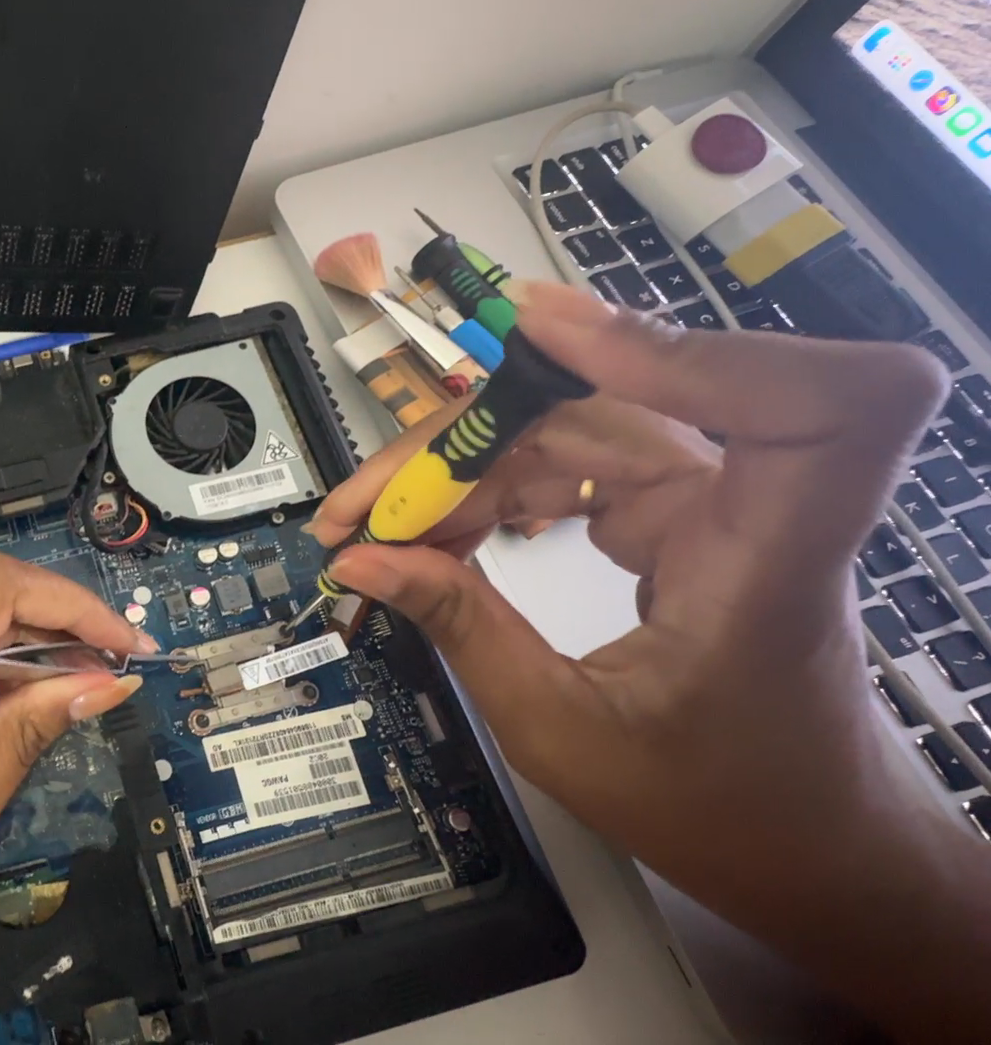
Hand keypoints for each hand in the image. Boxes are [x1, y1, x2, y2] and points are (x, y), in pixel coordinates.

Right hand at [314, 282, 988, 1039]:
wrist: (799, 839)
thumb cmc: (711, 802)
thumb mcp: (560, 729)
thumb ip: (462, 628)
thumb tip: (361, 557)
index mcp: (768, 564)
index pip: (811, 404)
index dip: (685, 348)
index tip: (541, 333)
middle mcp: (750, 504)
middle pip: (598, 412)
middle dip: (460, 449)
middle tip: (360, 510)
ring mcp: (707, 498)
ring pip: (563, 430)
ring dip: (456, 472)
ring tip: (378, 530)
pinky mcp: (671, 508)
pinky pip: (561, 464)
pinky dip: (485, 491)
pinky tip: (434, 533)